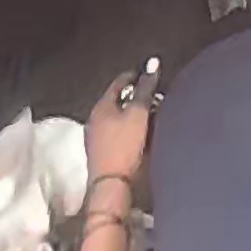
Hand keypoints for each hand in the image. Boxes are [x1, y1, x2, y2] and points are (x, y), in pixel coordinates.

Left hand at [85, 60, 158, 186]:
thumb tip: (152, 62)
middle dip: (137, 95)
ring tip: (153, 114)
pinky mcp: (102, 152)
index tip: (152, 76)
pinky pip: (117, 130)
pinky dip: (130, 126)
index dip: (137, 76)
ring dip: (134, 112)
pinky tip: (142, 132)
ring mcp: (96, 136)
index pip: (120, 81)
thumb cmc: (124, 145)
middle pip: (118, 98)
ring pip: (118, 115)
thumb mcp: (138, 113)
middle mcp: (95, 118)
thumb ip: (145, 87)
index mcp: (101, 105)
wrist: (111, 188)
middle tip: (156, 96)